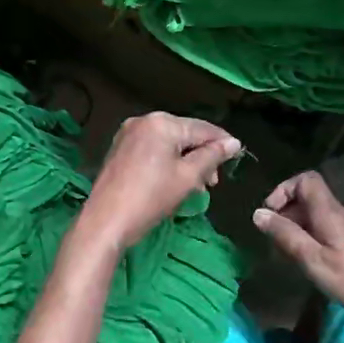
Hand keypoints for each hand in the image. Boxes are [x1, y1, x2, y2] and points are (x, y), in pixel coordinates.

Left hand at [78, 112, 241, 251]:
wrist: (106, 222)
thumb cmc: (151, 198)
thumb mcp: (188, 177)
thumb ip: (212, 156)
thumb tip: (233, 142)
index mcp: (162, 122)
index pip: (203, 128)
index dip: (223, 142)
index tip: (238, 156)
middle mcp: (144, 120)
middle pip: (185, 134)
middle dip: (202, 155)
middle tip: (212, 182)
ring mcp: (128, 134)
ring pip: (169, 142)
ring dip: (186, 160)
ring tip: (196, 185)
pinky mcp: (120, 149)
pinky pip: (153, 149)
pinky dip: (167, 161)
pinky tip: (174, 180)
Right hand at [252, 171, 343, 342]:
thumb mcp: (313, 261)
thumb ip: (286, 235)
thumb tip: (258, 213)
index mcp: (331, 212)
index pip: (306, 179)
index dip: (283, 189)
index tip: (270, 215)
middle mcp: (343, 215)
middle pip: (310, 197)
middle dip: (286, 212)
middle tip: (274, 241)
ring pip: (319, 216)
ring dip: (298, 228)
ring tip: (288, 255)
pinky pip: (329, 231)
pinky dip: (313, 239)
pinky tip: (312, 264)